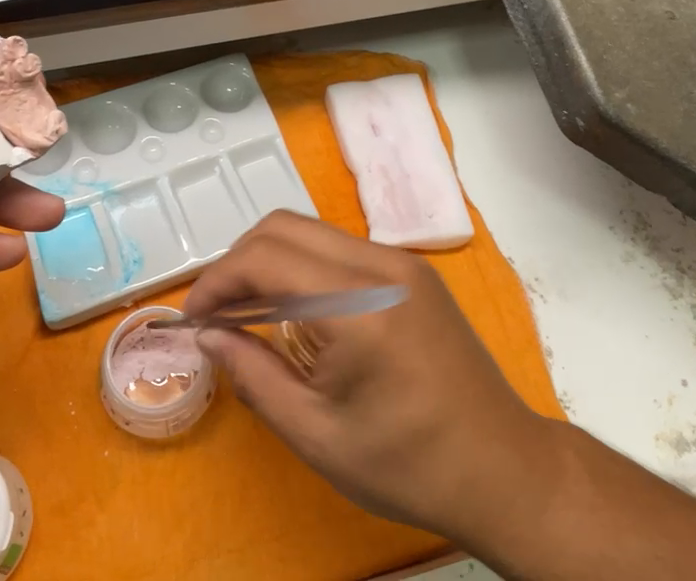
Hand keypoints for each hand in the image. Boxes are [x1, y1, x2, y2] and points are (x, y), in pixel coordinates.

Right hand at [188, 215, 695, 580]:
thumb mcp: (316, 434)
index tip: (194, 319)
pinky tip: (293, 310)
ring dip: (269, 261)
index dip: (217, 281)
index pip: (266, 258)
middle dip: (237, 263)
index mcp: (360, 307)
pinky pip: (339, 249)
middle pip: (284, 228)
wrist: (502, 467)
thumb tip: (208, 334)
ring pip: (311, 232)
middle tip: (216, 314)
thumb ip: (253, 374)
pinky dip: (302, 266)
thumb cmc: (407, 464)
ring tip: (246, 313)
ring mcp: (403, 263)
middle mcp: (383, 265)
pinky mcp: (413, 272)